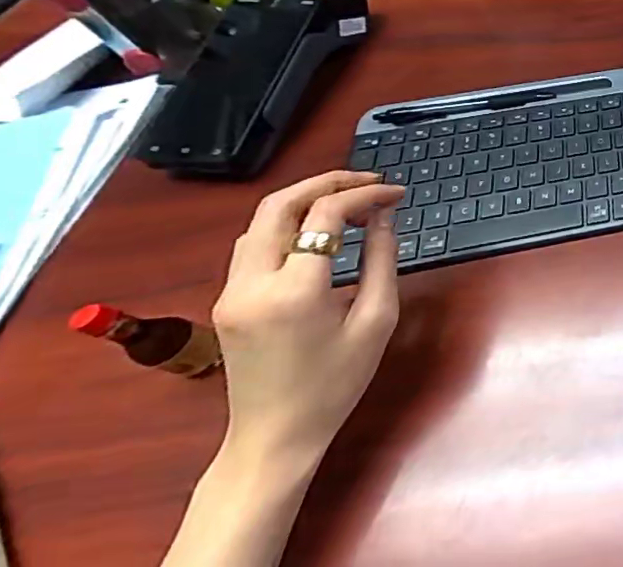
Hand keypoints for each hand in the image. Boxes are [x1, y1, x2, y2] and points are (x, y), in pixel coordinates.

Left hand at [211, 171, 403, 470]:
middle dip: (328, 182)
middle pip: (280, 204)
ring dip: (305, 198)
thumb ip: (382, 261)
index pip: (325, 216)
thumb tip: (384, 216)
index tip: (395, 195)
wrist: (273, 441)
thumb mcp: (375, 322)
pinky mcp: (228, 299)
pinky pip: (255, 242)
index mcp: (293, 292)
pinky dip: (288, 221)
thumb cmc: (334, 386)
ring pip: (262, 220)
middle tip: (368, 181)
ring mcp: (232, 291)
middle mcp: (252, 284)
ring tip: (348, 199)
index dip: (364, 195)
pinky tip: (318, 228)